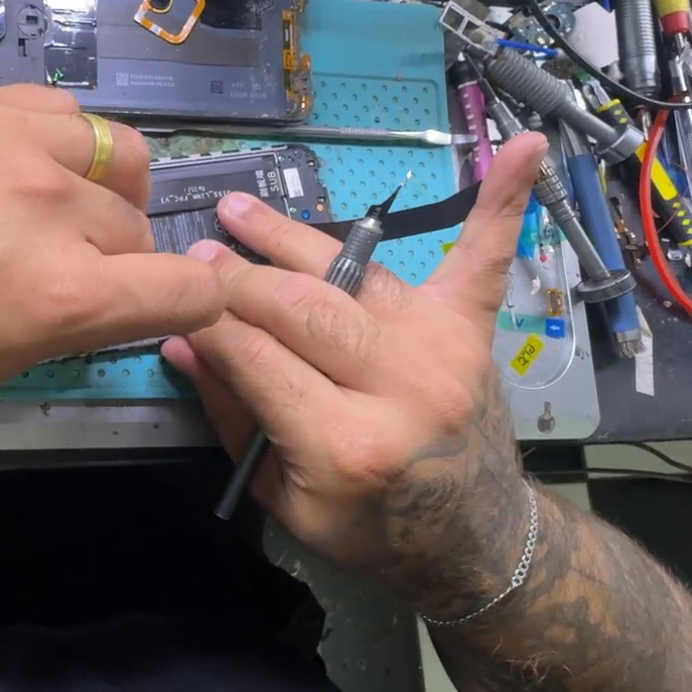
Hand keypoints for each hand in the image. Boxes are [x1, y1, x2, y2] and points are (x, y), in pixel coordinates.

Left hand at [0, 86, 224, 394]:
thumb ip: (76, 326)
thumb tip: (118, 299)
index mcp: (62, 292)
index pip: (187, 290)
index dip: (192, 304)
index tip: (172, 301)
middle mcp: (53, 208)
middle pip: (143, 228)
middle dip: (120, 258)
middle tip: (70, 269)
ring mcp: (18, 144)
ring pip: (120, 157)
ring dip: (105, 191)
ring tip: (61, 209)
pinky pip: (67, 113)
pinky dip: (66, 145)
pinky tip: (31, 165)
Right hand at [162, 135, 548, 615]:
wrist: (475, 544)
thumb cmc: (366, 531)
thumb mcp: (278, 497)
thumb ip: (230, 413)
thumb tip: (179, 339)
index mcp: (345, 444)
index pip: (251, 354)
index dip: (204, 320)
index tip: (170, 296)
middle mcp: (401, 387)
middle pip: (298, 305)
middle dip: (235, 278)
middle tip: (195, 258)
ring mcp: (443, 351)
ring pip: (351, 272)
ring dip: (288, 236)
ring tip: (238, 210)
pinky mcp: (469, 333)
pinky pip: (481, 263)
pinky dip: (502, 204)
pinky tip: (521, 147)